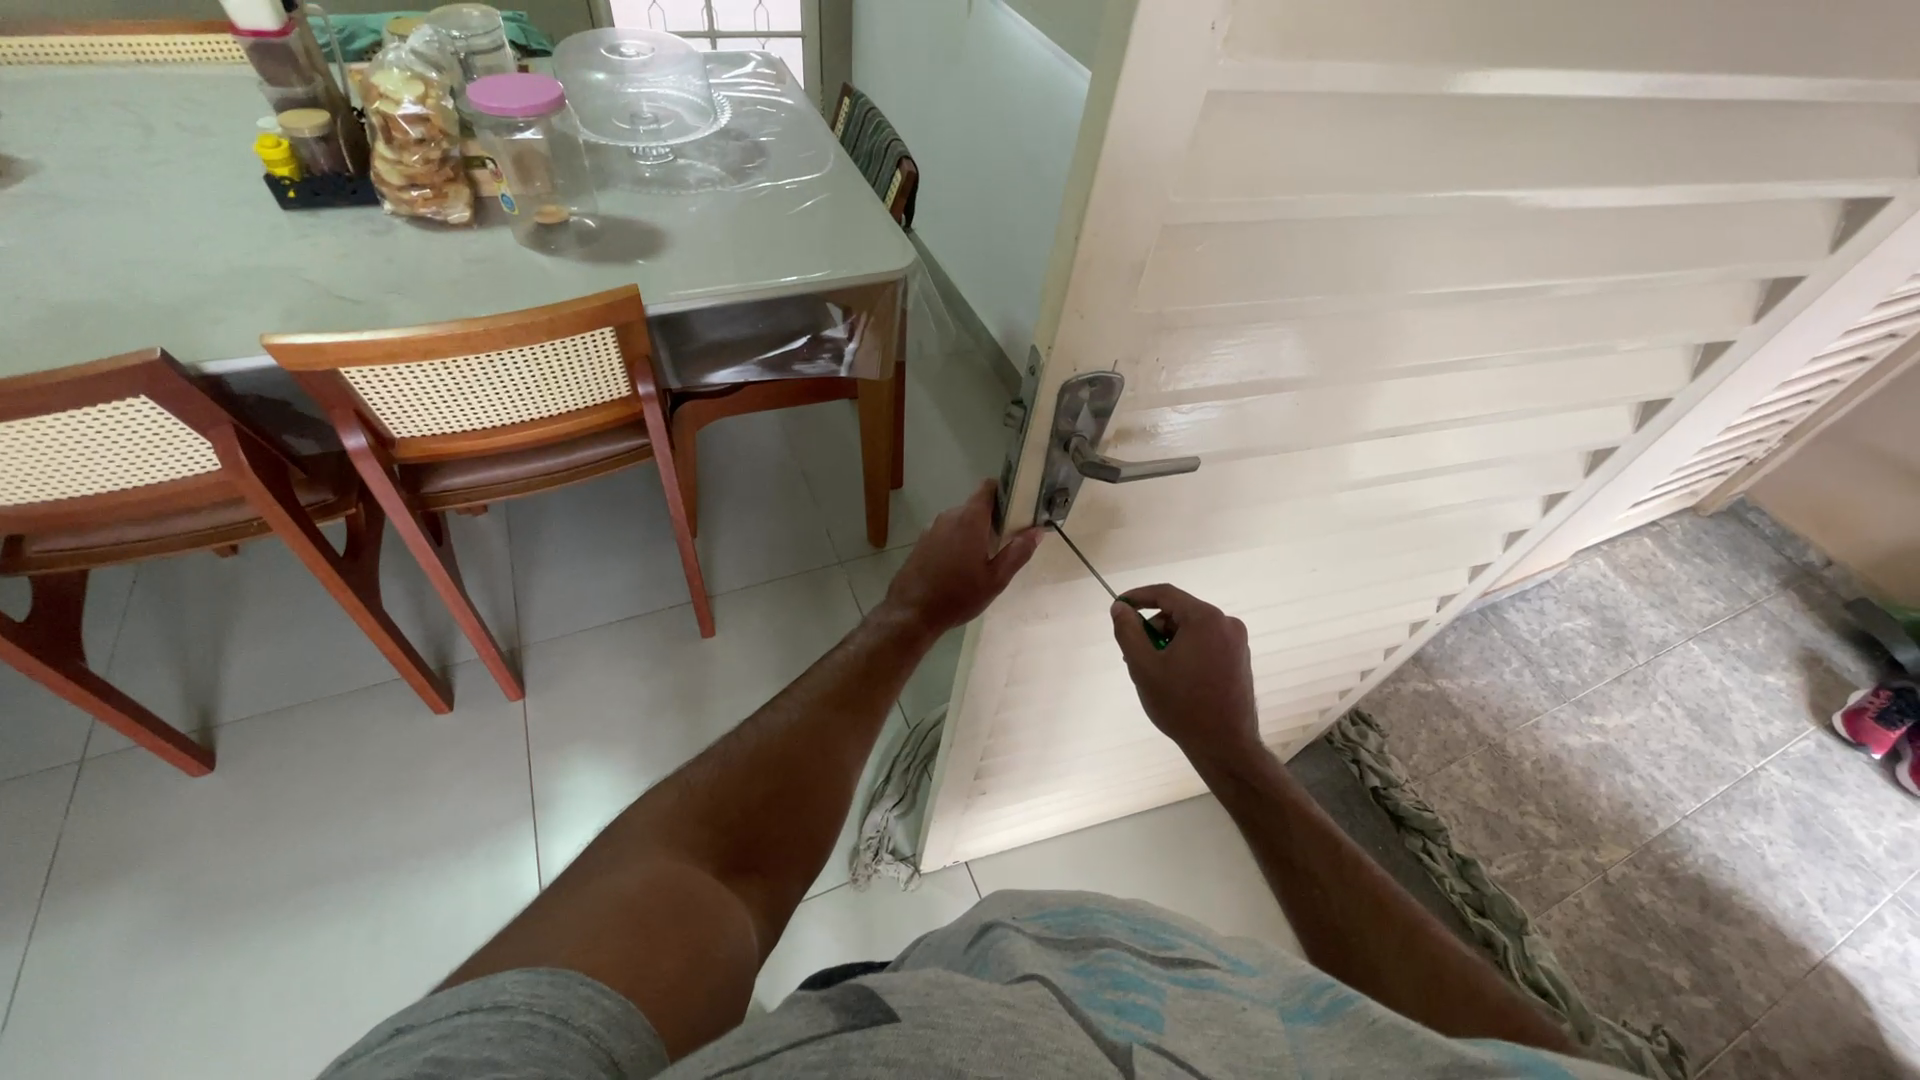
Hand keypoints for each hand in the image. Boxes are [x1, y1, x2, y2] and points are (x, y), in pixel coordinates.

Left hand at [881, 480, 1041, 635]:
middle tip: (1006, 542)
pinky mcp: (921, 543)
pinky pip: (946, 534)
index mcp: (969, 519)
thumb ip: (1018, 552)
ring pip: (960, 521)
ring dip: (974, 532)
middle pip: (975, 507)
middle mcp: (948, 517)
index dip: (1003, 492)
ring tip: (984, 559)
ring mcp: (931, 529)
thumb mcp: (996, 579)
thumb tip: (1037, 531)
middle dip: (992, 519)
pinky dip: (957, 542)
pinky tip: (960, 568)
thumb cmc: (958, 595)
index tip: (1017, 507)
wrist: (911, 613)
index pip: (987, 488)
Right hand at [1111, 584, 1260, 763]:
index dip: (1138, 597)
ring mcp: (1237, 642)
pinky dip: (1186, 651)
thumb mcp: (1144, 666)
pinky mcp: (1239, 659)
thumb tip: (1120, 608)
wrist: (1225, 746)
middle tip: (1134, 653)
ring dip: (1168, 641)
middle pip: (1179, 612)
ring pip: (1192, 629)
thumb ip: (1128, 631)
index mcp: (1205, 619)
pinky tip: (1174, 677)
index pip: (1165, 593)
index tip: (1118, 606)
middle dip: (1153, 628)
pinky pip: (1205, 643)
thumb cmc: (1181, 705)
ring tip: (1154, 671)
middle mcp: (1226, 624)